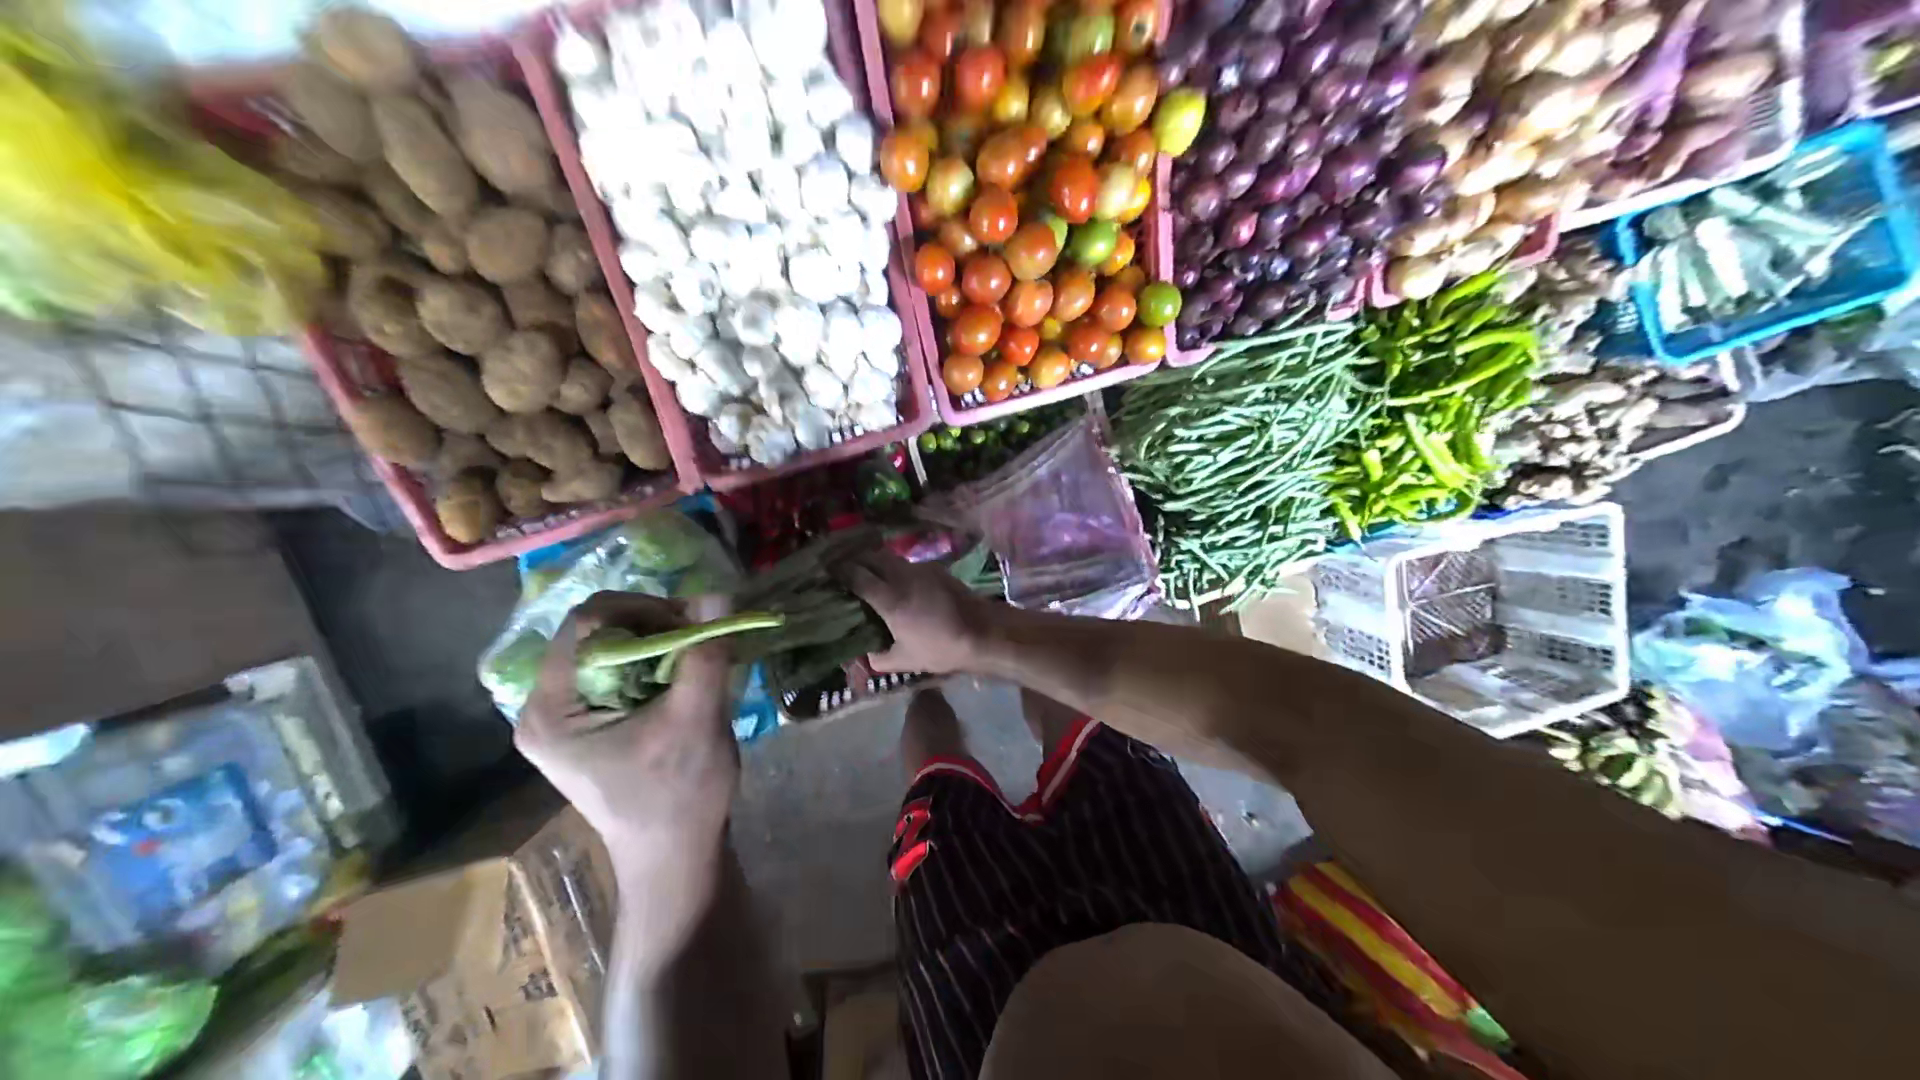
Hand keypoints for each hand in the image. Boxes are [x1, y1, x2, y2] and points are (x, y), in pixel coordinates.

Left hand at [515, 592, 737, 886]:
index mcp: (551, 709)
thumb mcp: (697, 720)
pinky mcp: (585, 722)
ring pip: (609, 645)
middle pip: (596, 630)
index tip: (692, 626)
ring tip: (694, 661)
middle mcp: (542, 706)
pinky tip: (680, 679)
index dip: (644, 609)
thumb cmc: (680, 796)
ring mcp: (562, 716)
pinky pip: (615, 668)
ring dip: (657, 641)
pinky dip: (653, 661)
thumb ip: (705, 655)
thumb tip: (717, 593)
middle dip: (654, 625)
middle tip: (699, 640)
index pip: (588, 621)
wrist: (674, 856)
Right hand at [840, 551, 996, 674]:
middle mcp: (902, 576)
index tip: (826, 570)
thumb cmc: (941, 648)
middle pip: (870, 557)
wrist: (982, 632)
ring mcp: (920, 569)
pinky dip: (895, 568)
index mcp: (889, 599)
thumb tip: (862, 658)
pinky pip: (907, 563)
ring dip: (874, 561)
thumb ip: (878, 658)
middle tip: (841, 566)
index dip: (839, 571)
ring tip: (866, 572)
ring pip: (889, 557)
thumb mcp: (904, 661)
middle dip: (853, 559)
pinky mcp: (935, 568)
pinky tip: (896, 580)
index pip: (856, 575)